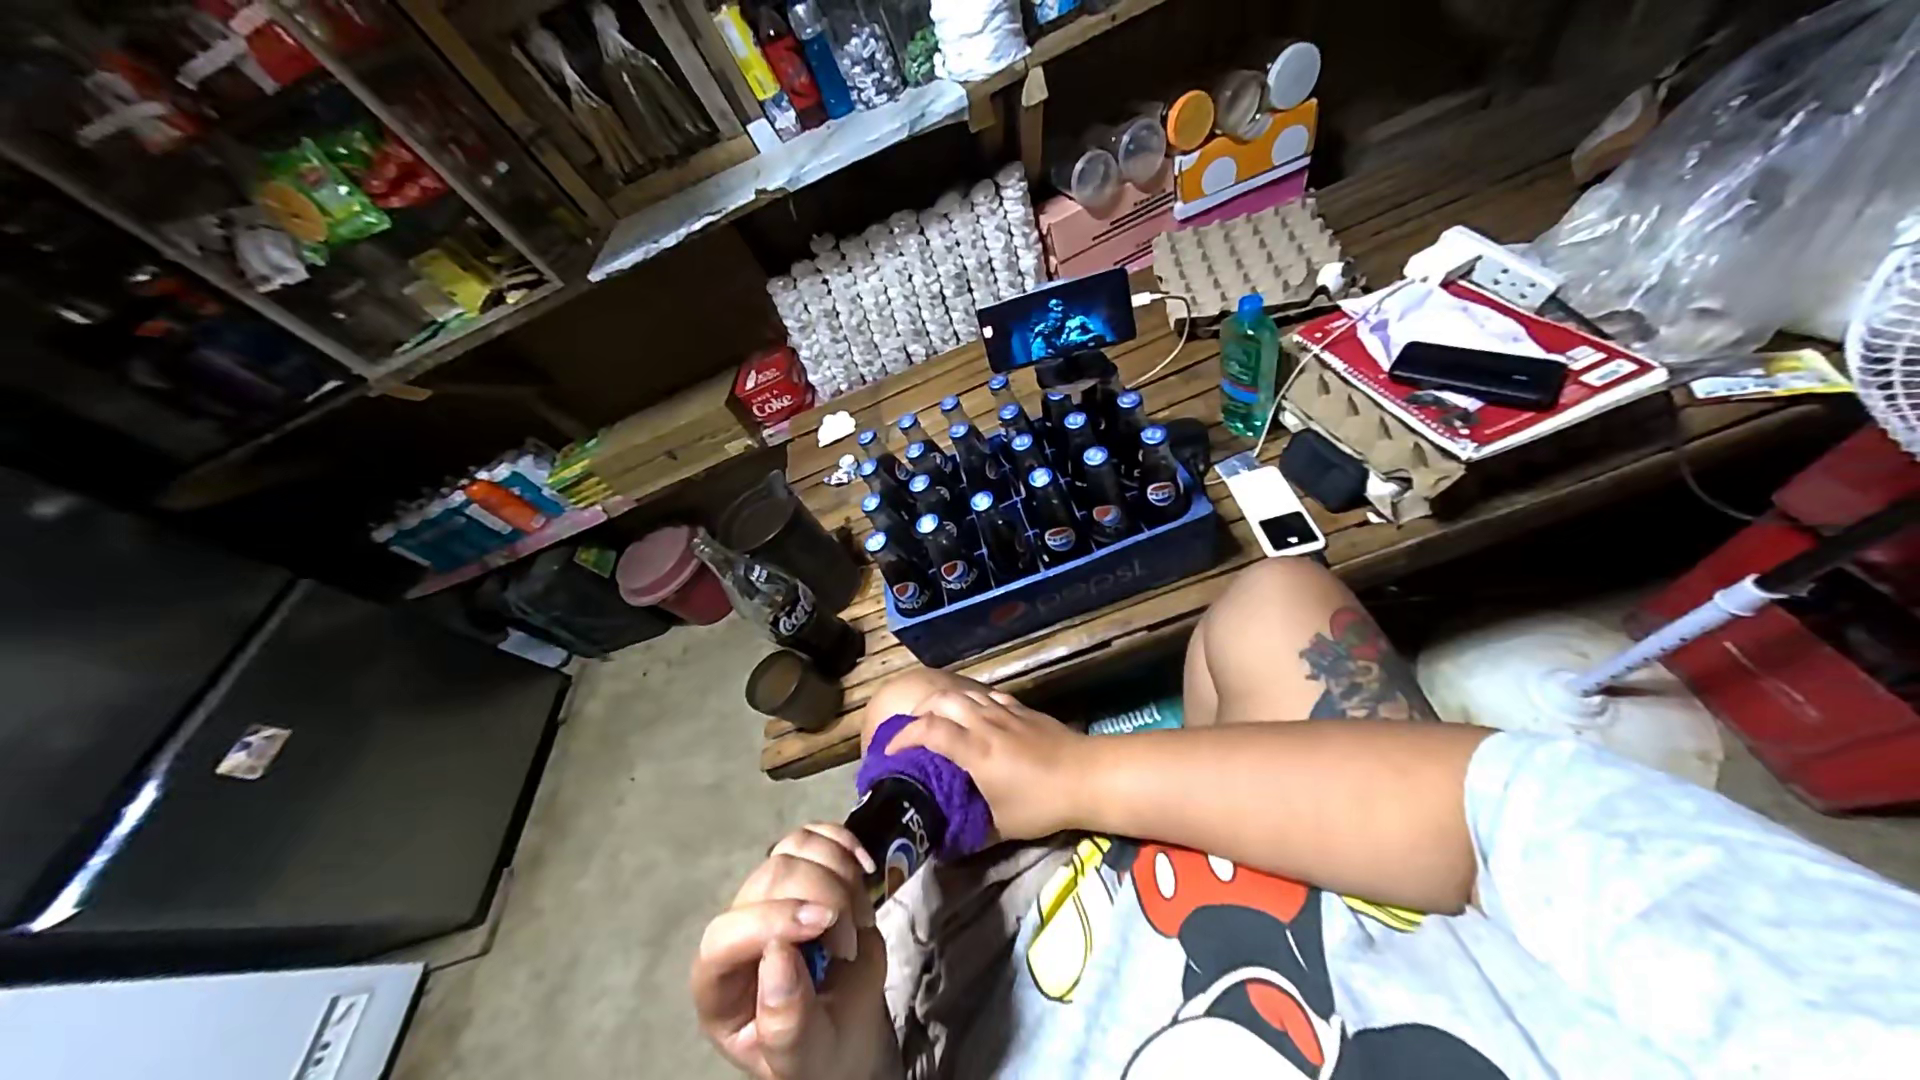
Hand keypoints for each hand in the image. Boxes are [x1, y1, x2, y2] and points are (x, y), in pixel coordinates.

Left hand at [691, 824, 895, 1079]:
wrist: (848, 1028)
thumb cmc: (818, 1050)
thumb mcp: (802, 1058)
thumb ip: (786, 1022)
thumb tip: (777, 956)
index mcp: (720, 984)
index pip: (725, 936)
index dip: (772, 921)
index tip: (825, 925)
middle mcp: (739, 927)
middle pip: (772, 877)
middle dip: (825, 898)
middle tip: (849, 943)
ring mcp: (772, 891)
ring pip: (796, 846)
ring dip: (841, 874)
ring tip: (857, 919)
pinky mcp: (804, 867)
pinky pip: (817, 833)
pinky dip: (845, 842)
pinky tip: (863, 870)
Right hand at [886, 688, 1089, 840]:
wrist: (1087, 775)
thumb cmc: (1043, 803)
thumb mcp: (1002, 827)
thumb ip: (971, 831)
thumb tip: (947, 843)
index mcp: (974, 750)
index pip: (928, 730)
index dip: (903, 737)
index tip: (891, 752)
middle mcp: (984, 723)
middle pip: (942, 700)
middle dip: (919, 710)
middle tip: (911, 730)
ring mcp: (1004, 712)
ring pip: (964, 693)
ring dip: (943, 701)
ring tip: (935, 717)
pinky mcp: (1021, 709)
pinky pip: (987, 695)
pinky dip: (971, 700)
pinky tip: (973, 713)